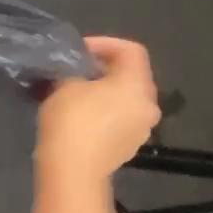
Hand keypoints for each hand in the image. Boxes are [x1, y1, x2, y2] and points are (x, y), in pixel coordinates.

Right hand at [35, 37, 160, 182]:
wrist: (74, 170)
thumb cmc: (73, 120)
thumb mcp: (64, 83)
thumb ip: (73, 71)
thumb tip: (74, 72)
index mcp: (137, 86)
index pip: (132, 51)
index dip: (105, 43)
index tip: (79, 50)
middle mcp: (148, 105)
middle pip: (132, 75)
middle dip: (103, 67)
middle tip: (75, 68)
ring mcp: (142, 128)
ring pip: (127, 98)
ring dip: (104, 89)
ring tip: (74, 90)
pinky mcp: (129, 145)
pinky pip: (121, 117)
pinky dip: (104, 109)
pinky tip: (79, 114)